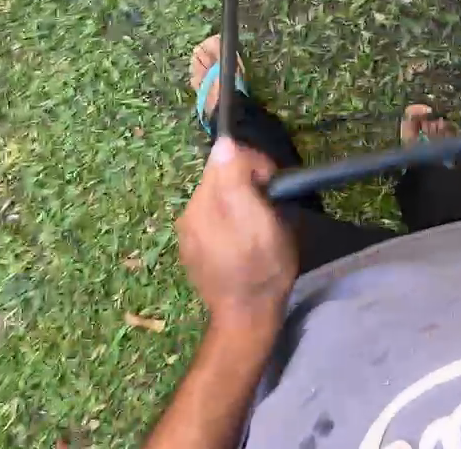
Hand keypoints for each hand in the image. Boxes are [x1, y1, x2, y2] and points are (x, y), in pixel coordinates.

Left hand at [176, 139, 297, 328]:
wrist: (245, 317)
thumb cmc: (265, 268)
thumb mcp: (264, 222)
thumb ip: (238, 179)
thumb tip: (224, 143)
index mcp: (207, 200)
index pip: (230, 155)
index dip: (258, 166)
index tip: (273, 189)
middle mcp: (189, 209)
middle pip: (221, 173)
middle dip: (247, 183)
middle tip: (267, 211)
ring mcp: (186, 229)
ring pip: (216, 194)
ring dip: (237, 200)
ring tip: (254, 227)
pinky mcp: (189, 245)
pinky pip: (210, 215)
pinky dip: (226, 219)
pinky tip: (238, 241)